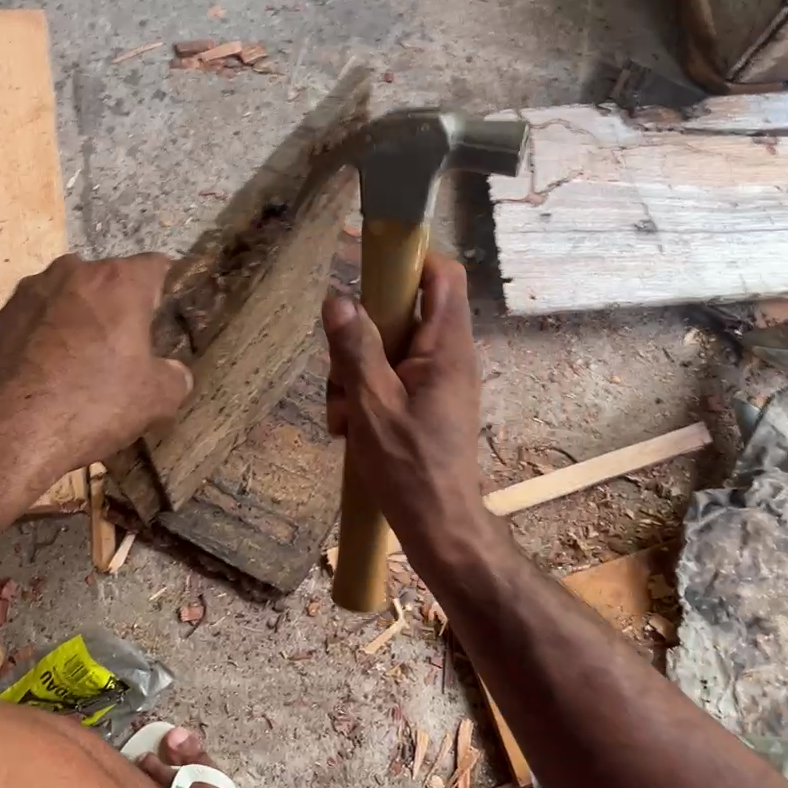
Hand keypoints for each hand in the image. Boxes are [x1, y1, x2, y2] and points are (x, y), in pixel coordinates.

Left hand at [0, 253, 192, 476]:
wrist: (10, 431)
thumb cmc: (93, 404)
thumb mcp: (157, 400)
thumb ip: (175, 377)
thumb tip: (174, 373)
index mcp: (119, 281)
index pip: (158, 266)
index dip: (170, 290)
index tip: (172, 316)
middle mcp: (74, 272)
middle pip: (111, 280)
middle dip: (123, 308)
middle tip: (131, 348)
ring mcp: (31, 291)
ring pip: (71, 297)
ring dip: (83, 320)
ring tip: (86, 362)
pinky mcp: (0, 317)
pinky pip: (39, 319)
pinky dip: (50, 336)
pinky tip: (51, 373)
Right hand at [322, 250, 485, 544]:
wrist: (439, 526)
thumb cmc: (410, 468)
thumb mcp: (372, 405)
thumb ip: (356, 349)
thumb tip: (339, 298)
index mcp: (447, 347)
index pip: (442, 274)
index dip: (407, 261)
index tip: (364, 275)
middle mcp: (448, 357)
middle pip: (401, 314)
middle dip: (360, 339)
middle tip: (340, 376)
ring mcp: (437, 383)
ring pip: (387, 352)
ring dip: (354, 378)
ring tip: (343, 419)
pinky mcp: (425, 406)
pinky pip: (390, 382)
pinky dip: (365, 399)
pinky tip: (350, 431)